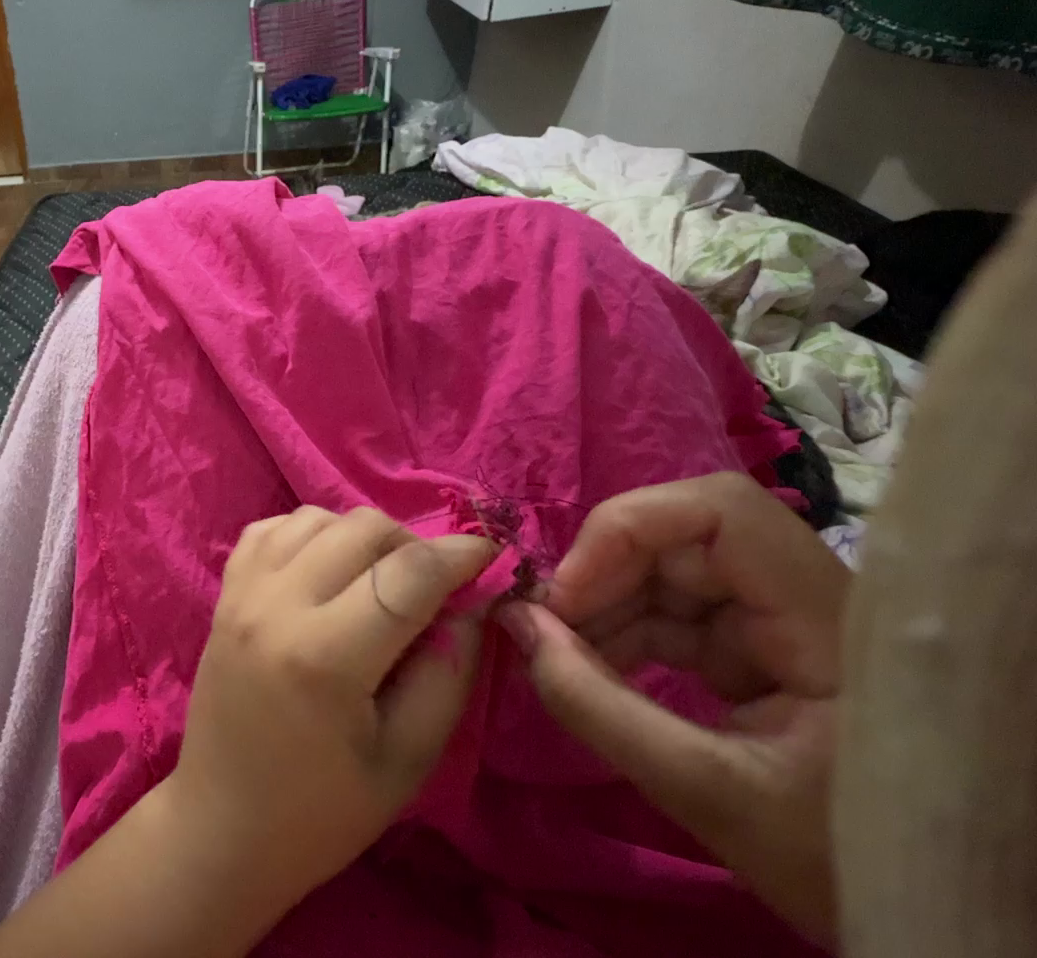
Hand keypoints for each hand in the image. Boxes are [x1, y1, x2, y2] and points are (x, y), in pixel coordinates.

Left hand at [165, 506, 497, 911]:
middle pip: (360, 528)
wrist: (223, 823)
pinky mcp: (222, 595)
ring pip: (314, 517)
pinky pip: (269, 530)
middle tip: (433, 589)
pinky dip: (307, 536)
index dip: (462, 556)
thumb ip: (448, 672)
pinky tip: (325, 574)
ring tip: (378, 584)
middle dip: (414, 546)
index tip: (493, 560)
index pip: (407, 572)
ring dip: (359, 537)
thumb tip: (470, 600)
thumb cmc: (323, 810)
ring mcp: (240, 595)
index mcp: (323, 657)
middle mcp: (274, 607)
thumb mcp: (409, 758)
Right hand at [494, 473, 848, 945]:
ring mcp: (790, 625)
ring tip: (556, 651)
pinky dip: (624, 633)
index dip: (628, 531)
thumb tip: (512, 623)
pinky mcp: (767, 651)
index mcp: (832, 624)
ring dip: (603, 604)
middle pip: (687, 537)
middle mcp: (814, 601)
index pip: (723, 514)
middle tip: (542, 625)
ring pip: (674, 573)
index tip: (564, 594)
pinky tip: (589, 667)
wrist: (914, 913)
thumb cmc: (833, 858)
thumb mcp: (706, 791)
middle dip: (602, 573)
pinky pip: (678, 615)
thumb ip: (595, 706)